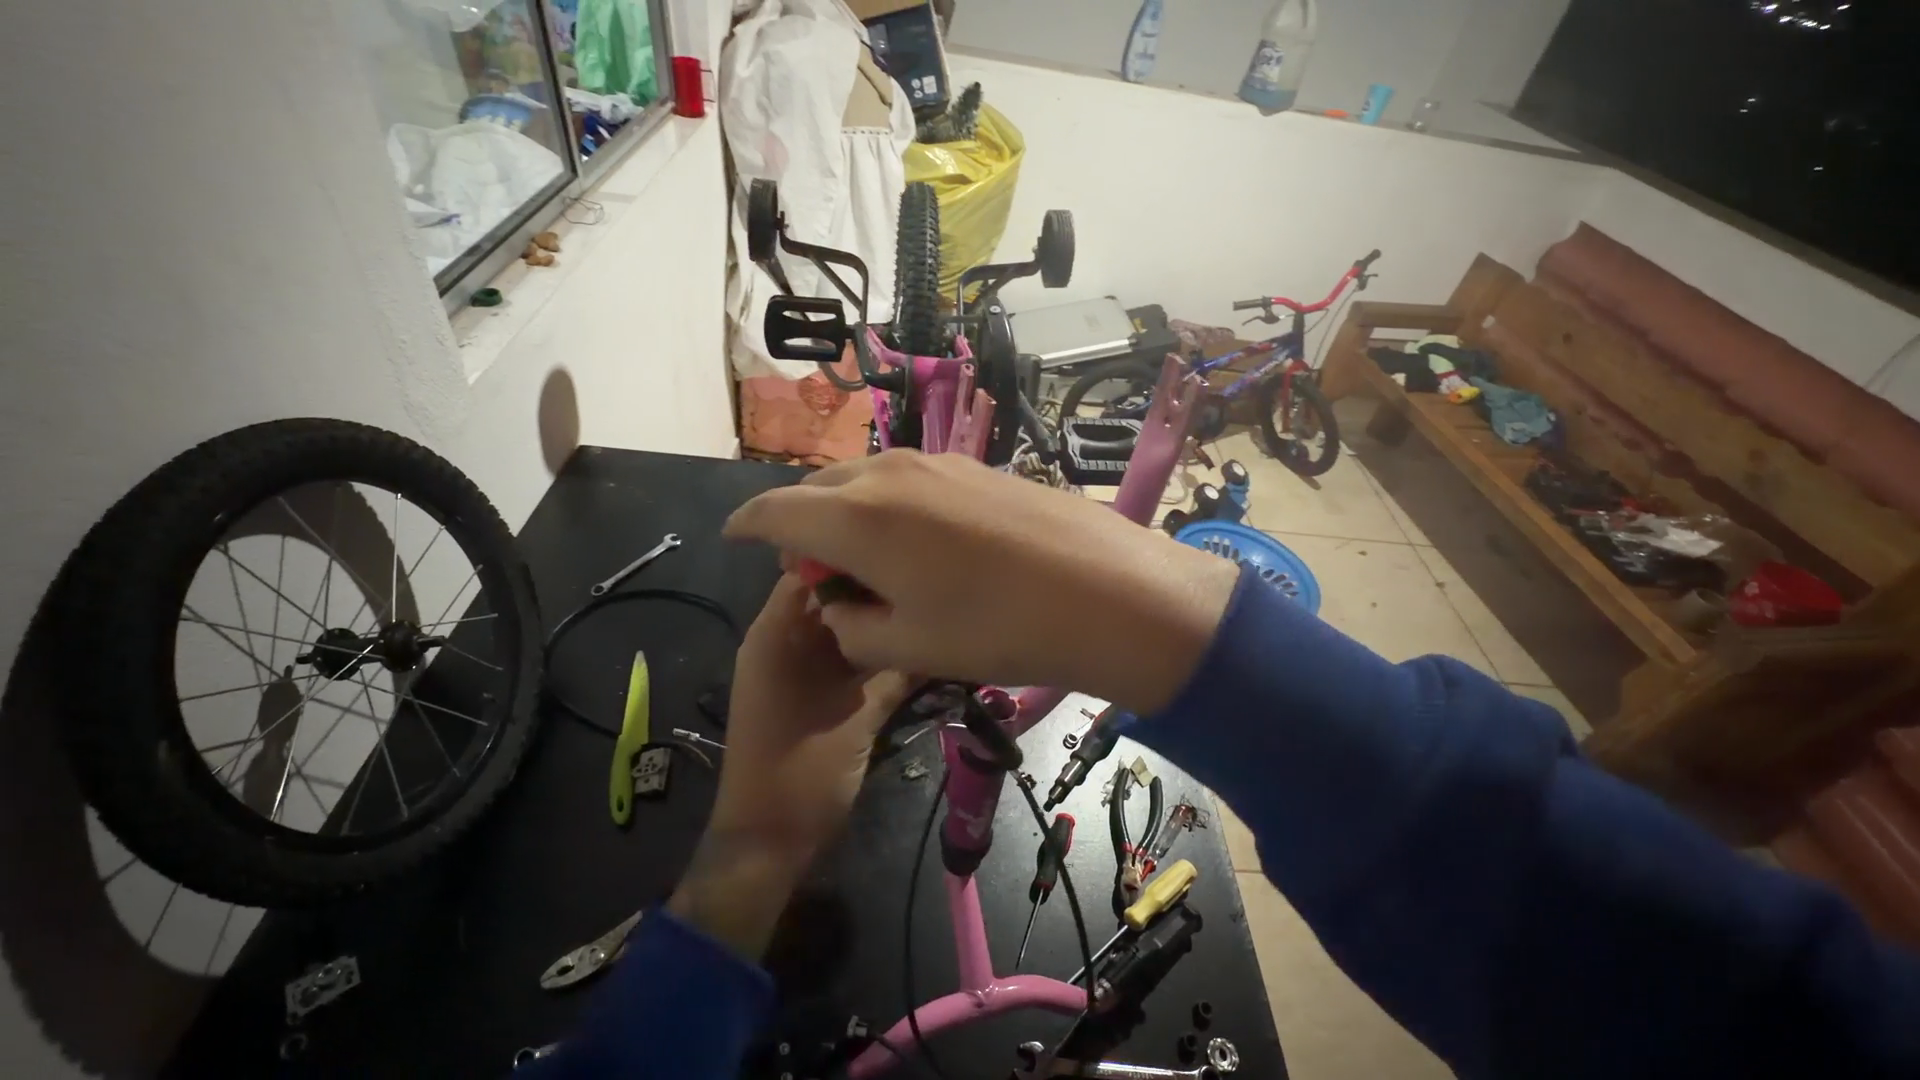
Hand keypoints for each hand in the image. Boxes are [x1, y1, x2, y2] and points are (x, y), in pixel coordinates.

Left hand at [668, 574, 912, 958]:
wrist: (769, 843)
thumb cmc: (799, 777)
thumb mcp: (852, 721)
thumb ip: (893, 675)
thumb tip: (940, 633)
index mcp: (776, 636)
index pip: (810, 571)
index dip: (854, 553)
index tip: (908, 544)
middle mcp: (788, 643)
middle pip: (834, 596)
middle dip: (879, 586)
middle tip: (937, 576)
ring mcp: (805, 669)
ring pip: (847, 627)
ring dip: (884, 620)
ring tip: (939, 602)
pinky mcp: (822, 694)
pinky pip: (852, 659)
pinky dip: (880, 652)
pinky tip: (925, 643)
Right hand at [724, 450, 1238, 714]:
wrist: (1108, 591)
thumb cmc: (997, 628)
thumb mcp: (908, 647)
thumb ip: (852, 628)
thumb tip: (840, 606)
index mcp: (854, 518)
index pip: (773, 511)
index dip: (745, 525)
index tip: (734, 538)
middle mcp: (885, 474)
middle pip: (816, 489)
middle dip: (798, 525)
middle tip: (810, 569)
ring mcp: (934, 462)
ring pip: (862, 480)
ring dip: (845, 513)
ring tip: (864, 560)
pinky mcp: (972, 466)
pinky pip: (905, 479)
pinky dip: (886, 505)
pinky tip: (915, 542)